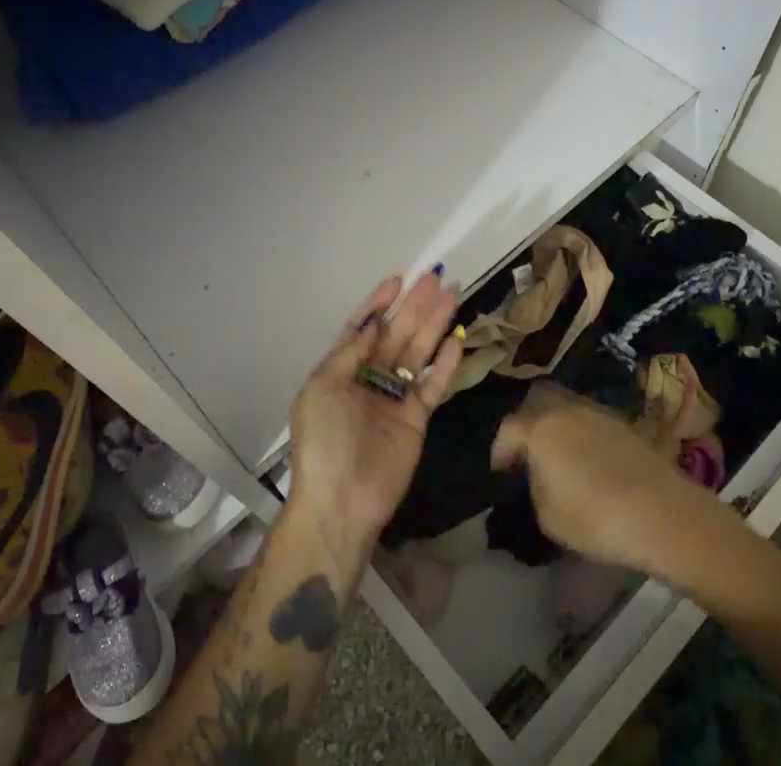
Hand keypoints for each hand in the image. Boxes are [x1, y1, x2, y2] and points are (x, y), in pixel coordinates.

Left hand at [287, 273, 461, 561]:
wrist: (342, 500)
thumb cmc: (325, 441)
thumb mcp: (324, 388)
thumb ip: (350, 353)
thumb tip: (372, 322)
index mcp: (340, 372)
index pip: (362, 329)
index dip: (379, 304)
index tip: (399, 280)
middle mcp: (367, 381)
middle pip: (395, 336)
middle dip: (414, 308)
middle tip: (436, 279)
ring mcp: (393, 400)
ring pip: (417, 354)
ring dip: (433, 326)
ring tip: (451, 297)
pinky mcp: (417, 419)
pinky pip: (433, 385)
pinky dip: (445, 364)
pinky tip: (456, 340)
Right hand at [491, 383, 724, 576]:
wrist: (662, 514)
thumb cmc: (594, 516)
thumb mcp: (547, 514)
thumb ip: (536, 485)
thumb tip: (542, 473)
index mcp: (541, 428)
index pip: (510, 428)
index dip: (501, 448)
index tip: (499, 469)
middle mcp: (569, 411)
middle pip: (540, 399)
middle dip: (528, 419)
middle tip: (527, 448)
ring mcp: (602, 415)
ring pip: (570, 407)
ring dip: (559, 424)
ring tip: (559, 452)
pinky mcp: (629, 427)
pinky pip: (594, 421)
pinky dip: (584, 433)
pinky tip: (588, 458)